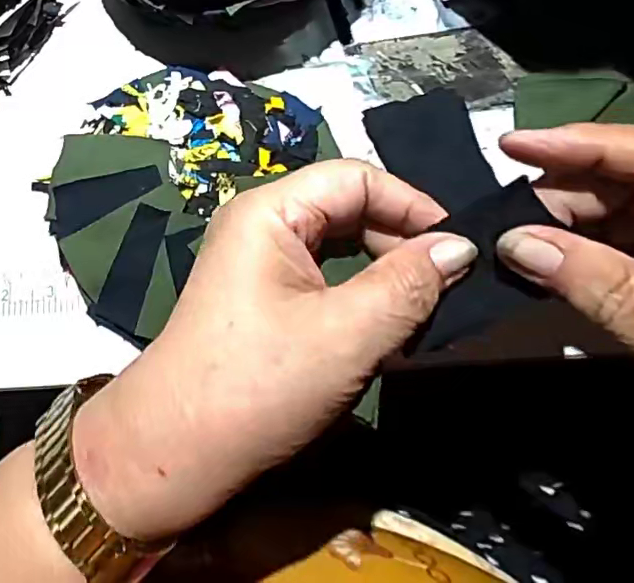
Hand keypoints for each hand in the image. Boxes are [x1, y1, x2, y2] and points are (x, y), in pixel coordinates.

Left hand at [72, 160, 474, 541]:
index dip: (411, 204)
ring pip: (338, 240)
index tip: (458, 246)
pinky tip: (388, 315)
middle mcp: (262, 221)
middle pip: (346, 205)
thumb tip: (461, 247)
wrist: (171, 455)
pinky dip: (361, 287)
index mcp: (271, 210)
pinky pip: (324, 271)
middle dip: (400, 236)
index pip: (355, 178)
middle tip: (449, 279)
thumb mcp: (345, 335)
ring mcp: (259, 257)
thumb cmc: (256, 386)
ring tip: (426, 298)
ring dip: (384, 264)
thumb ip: (407, 285)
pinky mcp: (262, 292)